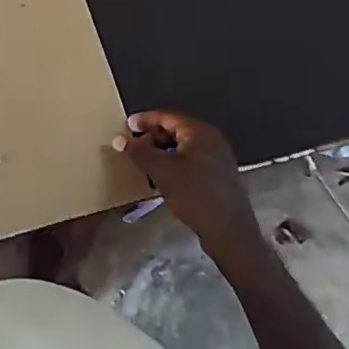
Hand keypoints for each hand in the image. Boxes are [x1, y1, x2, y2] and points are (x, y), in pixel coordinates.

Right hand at [113, 110, 263, 264]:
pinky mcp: (220, 174)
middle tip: (135, 147)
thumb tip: (119, 139)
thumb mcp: (161, 171)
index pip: (167, 116)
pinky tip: (164, 177)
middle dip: (153, 136)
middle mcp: (212, 138)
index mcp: (200, 131)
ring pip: (183, 145)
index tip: (127, 126)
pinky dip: (175, 161)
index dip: (144, 120)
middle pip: (176, 129)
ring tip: (146, 163)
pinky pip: (192, 159)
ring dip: (163, 150)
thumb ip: (139, 152)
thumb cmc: (195, 195)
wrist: (229, 232)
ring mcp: (219, 156)